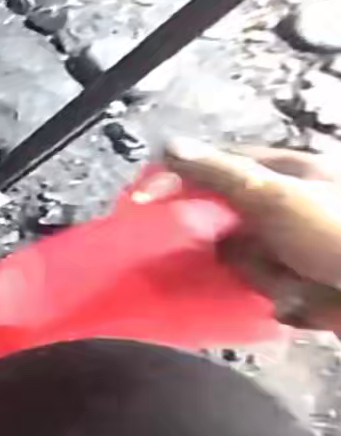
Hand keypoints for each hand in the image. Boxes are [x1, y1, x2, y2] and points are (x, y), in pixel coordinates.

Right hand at [163, 138, 340, 331]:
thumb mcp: (278, 197)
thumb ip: (220, 172)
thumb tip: (168, 146)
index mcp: (294, 172)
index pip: (213, 162)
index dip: (173, 176)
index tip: (140, 200)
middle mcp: (290, 200)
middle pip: (213, 206)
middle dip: (206, 228)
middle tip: (207, 240)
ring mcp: (290, 238)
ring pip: (227, 243)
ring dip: (240, 262)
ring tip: (276, 274)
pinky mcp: (290, 270)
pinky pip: (245, 271)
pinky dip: (254, 282)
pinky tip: (280, 290)